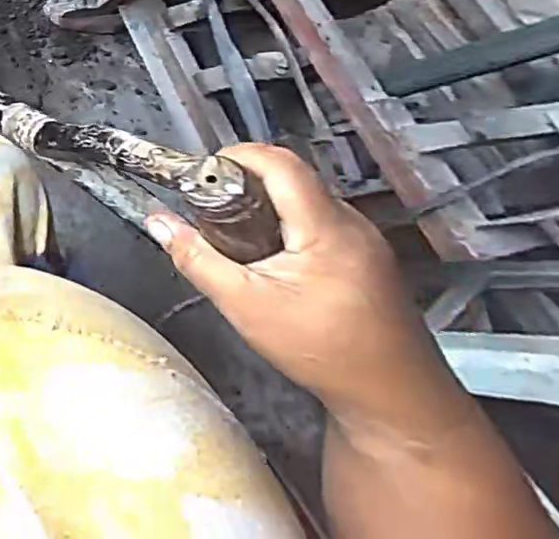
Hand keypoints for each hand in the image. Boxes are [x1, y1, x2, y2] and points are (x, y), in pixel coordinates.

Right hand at [146, 144, 461, 433]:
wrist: (397, 402)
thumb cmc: (331, 357)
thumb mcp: (246, 307)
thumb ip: (197, 260)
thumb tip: (161, 224)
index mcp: (326, 229)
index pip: (279, 163)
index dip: (238, 156)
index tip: (208, 172)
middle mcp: (351, 225)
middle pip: (289, 175)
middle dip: (244, 181)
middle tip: (214, 207)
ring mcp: (363, 239)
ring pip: (303, 195)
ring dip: (265, 202)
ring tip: (238, 235)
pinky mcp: (366, 254)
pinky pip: (318, 217)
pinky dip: (286, 222)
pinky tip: (271, 256)